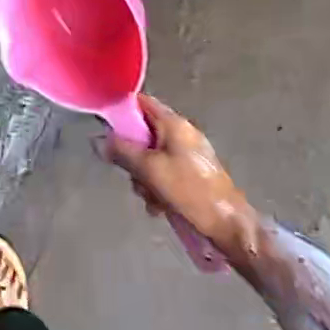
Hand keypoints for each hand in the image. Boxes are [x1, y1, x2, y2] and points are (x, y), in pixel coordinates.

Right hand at [103, 95, 258, 258]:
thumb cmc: (190, 191)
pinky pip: (167, 172)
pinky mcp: (195, 174)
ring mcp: (190, 153)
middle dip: (134, 157)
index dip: (122, 112)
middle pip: (145, 133)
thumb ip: (122, 152)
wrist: (231, 227)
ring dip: (146, 178)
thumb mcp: (150, 170)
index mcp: (174, 123)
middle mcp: (182, 132)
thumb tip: (98, 139)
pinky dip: (160, 187)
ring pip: (153, 157)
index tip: (107, 129)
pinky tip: (161, 208)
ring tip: (151, 199)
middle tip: (134, 177)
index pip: (141, 102)